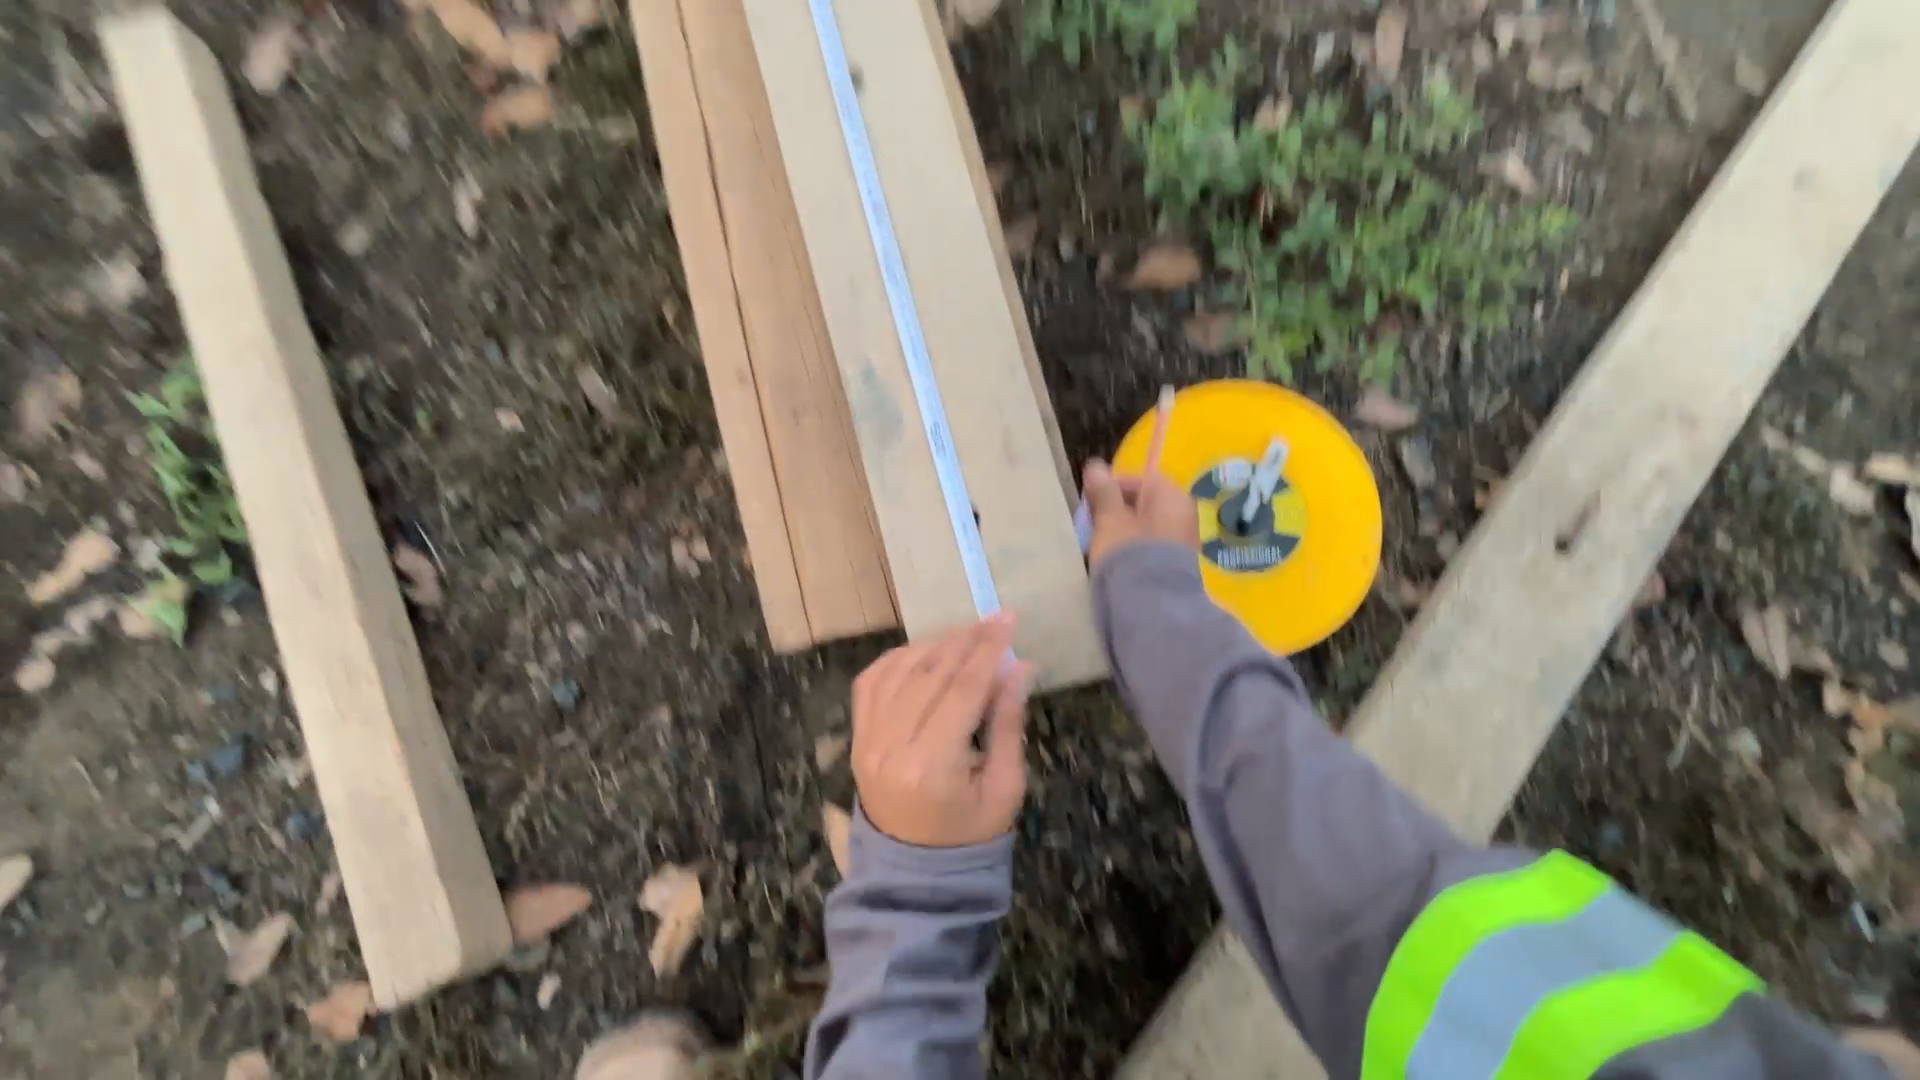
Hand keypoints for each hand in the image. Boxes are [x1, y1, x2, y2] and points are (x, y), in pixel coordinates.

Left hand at [851, 614, 1035, 847]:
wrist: (912, 873)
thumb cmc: (968, 834)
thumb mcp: (1003, 788)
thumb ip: (1007, 723)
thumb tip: (1020, 665)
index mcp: (931, 767)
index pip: (962, 690)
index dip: (987, 650)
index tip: (1009, 620)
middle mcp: (891, 746)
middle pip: (930, 673)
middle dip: (965, 641)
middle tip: (993, 621)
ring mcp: (867, 740)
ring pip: (899, 670)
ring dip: (934, 644)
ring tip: (966, 635)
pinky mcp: (857, 736)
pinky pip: (872, 680)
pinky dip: (899, 658)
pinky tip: (926, 652)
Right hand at [1083, 458, 1200, 567]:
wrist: (1152, 605)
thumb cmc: (1128, 553)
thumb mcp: (1109, 519)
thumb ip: (1103, 492)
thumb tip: (1096, 465)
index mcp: (1171, 495)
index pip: (1137, 479)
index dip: (1109, 489)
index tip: (1088, 506)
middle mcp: (1183, 513)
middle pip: (1142, 503)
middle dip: (1116, 512)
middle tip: (1091, 527)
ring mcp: (1183, 540)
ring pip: (1146, 526)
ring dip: (1123, 533)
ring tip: (1100, 547)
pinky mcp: (1177, 564)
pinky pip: (1151, 546)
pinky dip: (1133, 549)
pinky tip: (1117, 562)